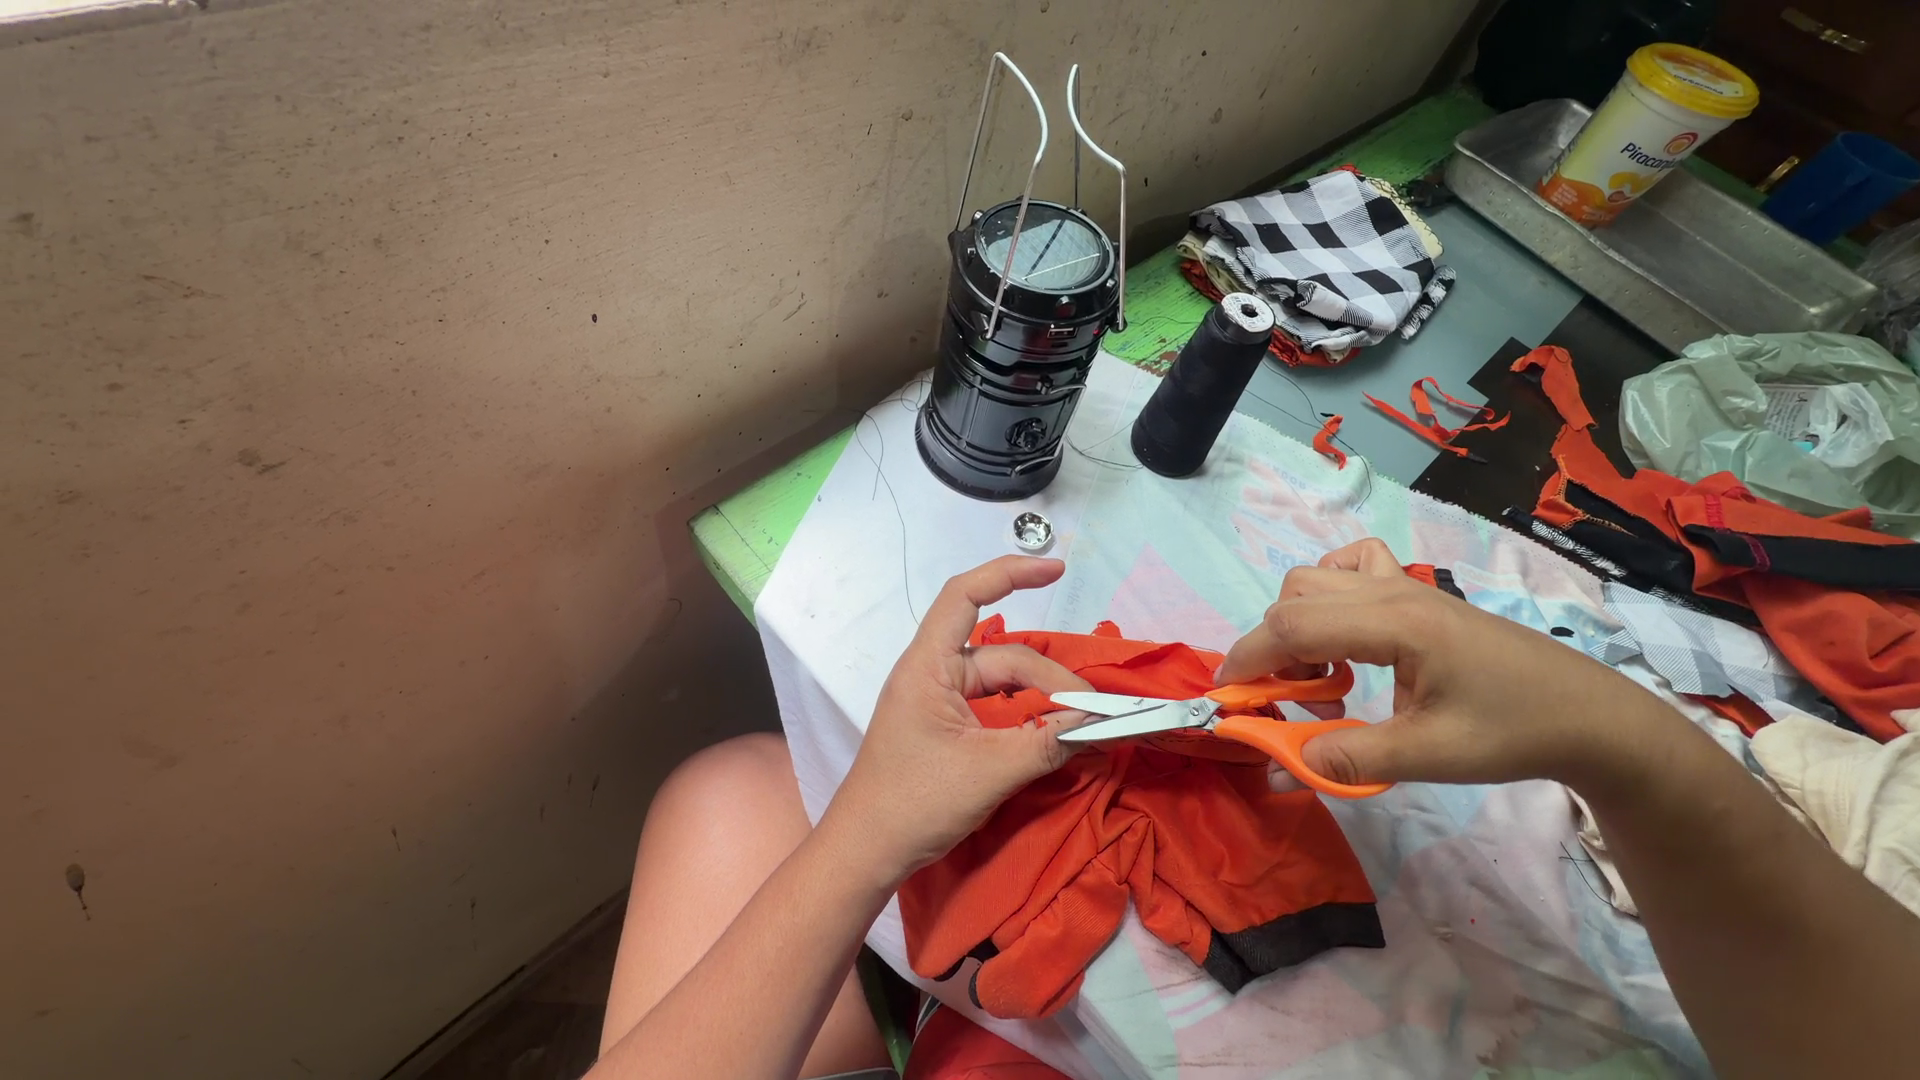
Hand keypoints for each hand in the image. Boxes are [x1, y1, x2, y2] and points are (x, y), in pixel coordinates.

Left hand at [821, 556, 1090, 879]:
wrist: (867, 851)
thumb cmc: (914, 803)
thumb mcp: (988, 772)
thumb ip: (1046, 742)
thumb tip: (1098, 724)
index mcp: (927, 666)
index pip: (965, 595)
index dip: (1011, 573)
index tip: (1057, 569)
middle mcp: (932, 672)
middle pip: (1000, 654)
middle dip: (1048, 673)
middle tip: (1093, 709)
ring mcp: (938, 699)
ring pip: (1000, 680)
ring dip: (1038, 693)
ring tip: (1079, 716)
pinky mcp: (946, 725)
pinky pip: (993, 703)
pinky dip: (1024, 711)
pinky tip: (1049, 727)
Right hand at [1218, 539, 1674, 791]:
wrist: (1590, 715)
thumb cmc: (1514, 733)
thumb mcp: (1430, 756)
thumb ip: (1350, 757)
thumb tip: (1280, 766)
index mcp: (1395, 623)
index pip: (1292, 624)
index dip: (1249, 658)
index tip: (1230, 698)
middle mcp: (1392, 590)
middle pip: (1294, 598)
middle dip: (1271, 649)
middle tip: (1294, 704)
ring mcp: (1405, 584)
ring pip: (1315, 578)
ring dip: (1297, 624)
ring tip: (1325, 675)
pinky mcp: (1416, 592)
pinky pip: (1351, 565)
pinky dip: (1328, 591)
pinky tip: (1346, 631)